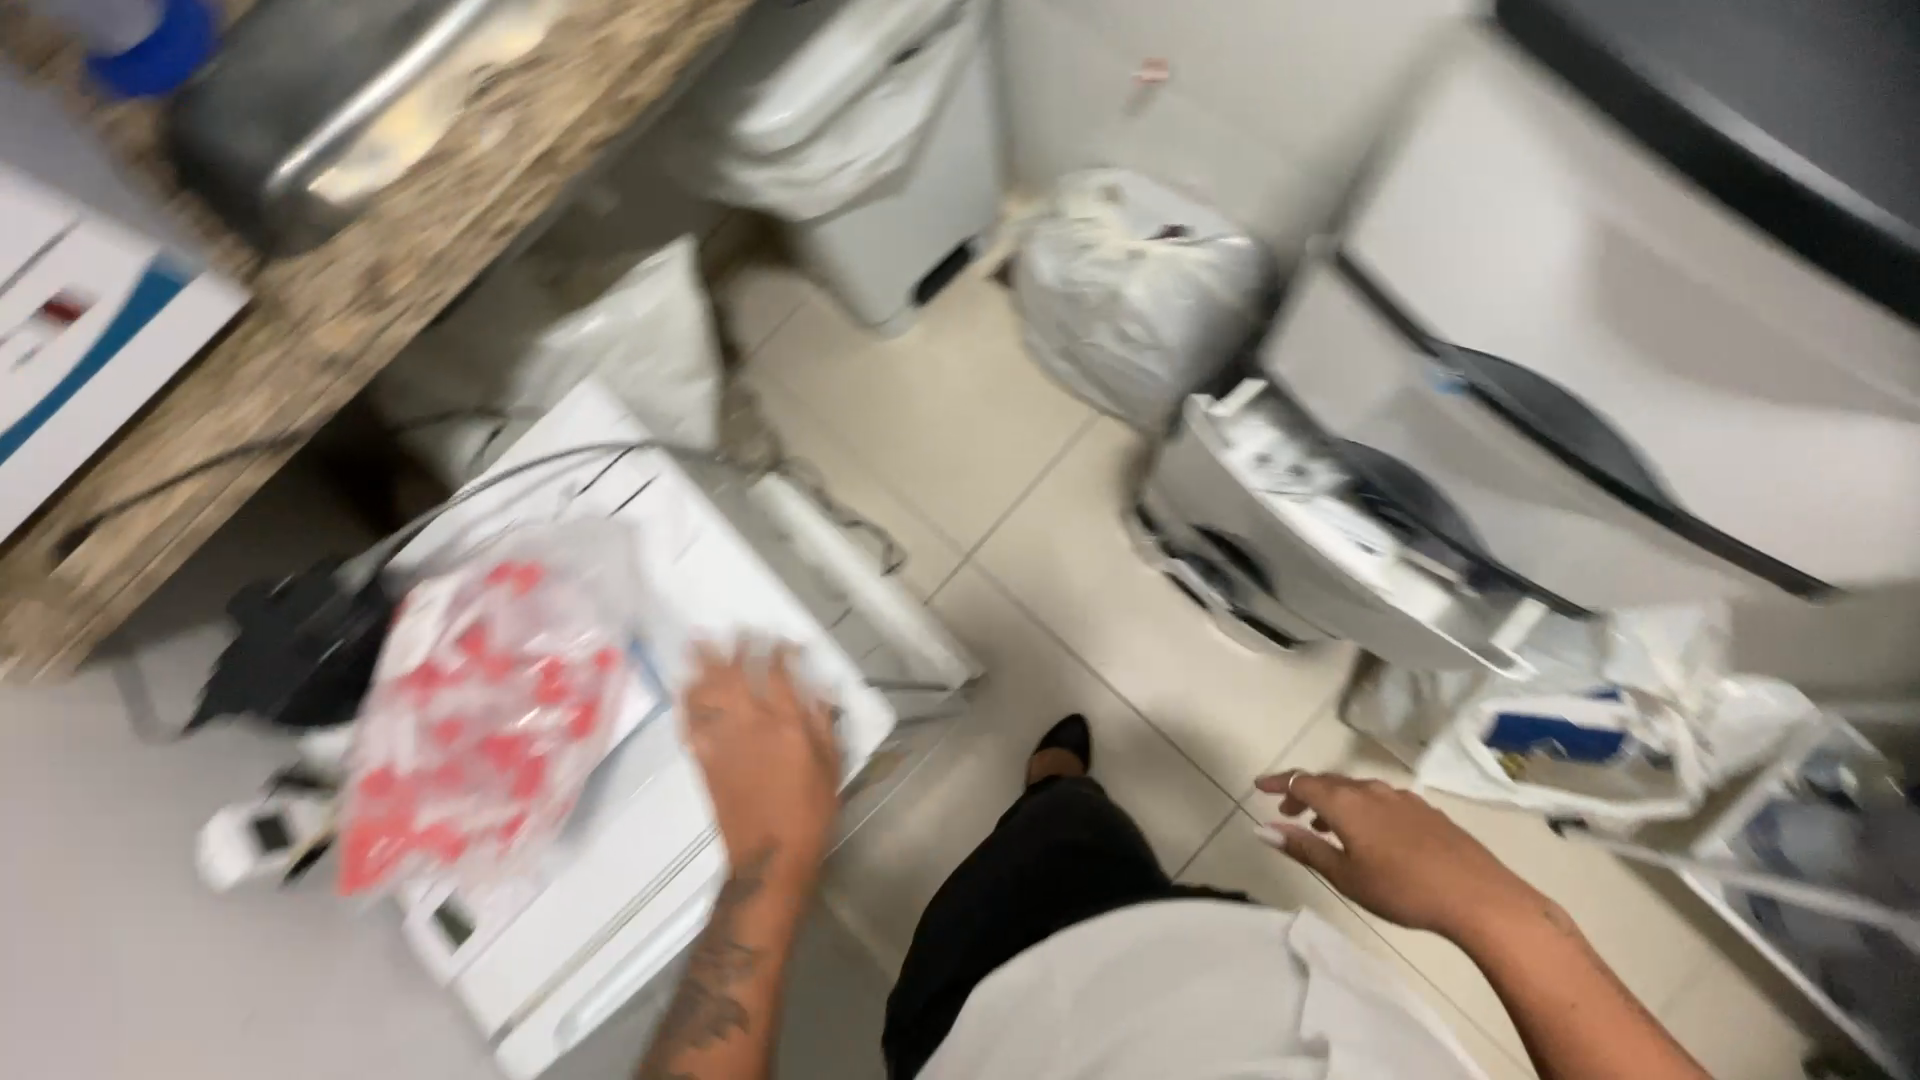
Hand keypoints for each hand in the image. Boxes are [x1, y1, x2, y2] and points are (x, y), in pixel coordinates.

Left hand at [682, 642, 841, 889]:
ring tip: (696, 643)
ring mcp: (722, 742)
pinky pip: (690, 723)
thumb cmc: (809, 812)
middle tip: (728, 628)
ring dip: (700, 665)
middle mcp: (750, 725)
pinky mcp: (703, 760)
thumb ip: (822, 723)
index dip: (777, 650)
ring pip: (706, 693)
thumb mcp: (830, 765)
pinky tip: (683, 688)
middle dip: (731, 647)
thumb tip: (819, 690)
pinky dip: (686, 701)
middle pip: (734, 674)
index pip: (778, 673)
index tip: (778, 638)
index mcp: (786, 724)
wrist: (768, 857)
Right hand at [1254, 770, 1549, 943]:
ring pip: (1356, 791)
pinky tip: (1371, 835)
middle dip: (1303, 794)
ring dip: (1334, 803)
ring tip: (1325, 827)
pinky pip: (1381, 800)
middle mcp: (1371, 790)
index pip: (1300, 781)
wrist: (1482, 899)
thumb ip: (1303, 848)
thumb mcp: (1345, 876)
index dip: (1278, 783)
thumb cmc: (1403, 889)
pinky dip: (1362, 809)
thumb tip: (1262, 829)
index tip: (1259, 787)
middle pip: (1328, 782)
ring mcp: (1403, 798)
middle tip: (1287, 814)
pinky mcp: (1428, 812)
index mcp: (1345, 802)